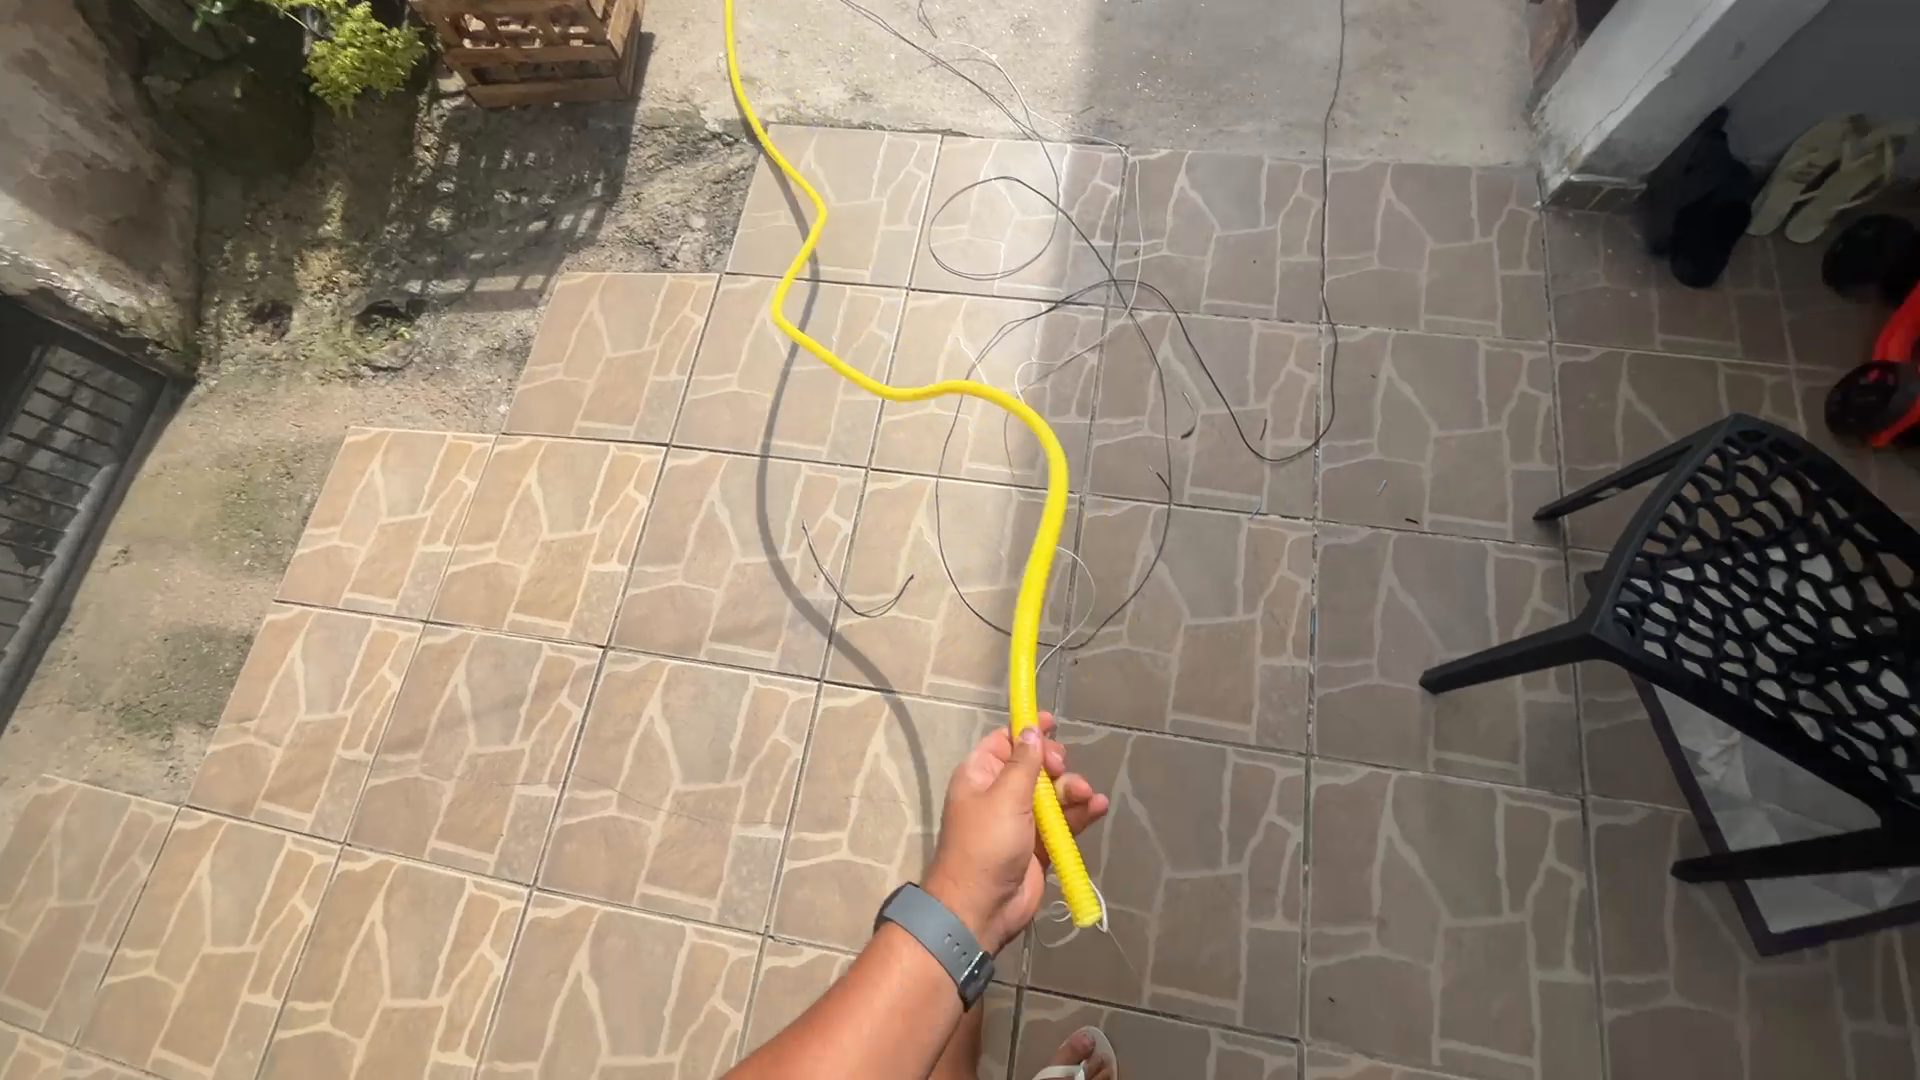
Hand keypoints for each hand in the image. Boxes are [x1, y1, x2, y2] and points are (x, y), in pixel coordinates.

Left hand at [921, 712, 1109, 954]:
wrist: (981, 907)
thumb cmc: (986, 843)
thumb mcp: (1004, 796)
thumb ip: (1023, 762)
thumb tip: (1031, 730)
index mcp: (981, 775)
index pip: (1006, 741)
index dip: (1028, 731)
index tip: (1053, 723)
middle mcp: (1000, 793)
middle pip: (1035, 765)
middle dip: (1055, 764)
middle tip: (1061, 770)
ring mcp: (1021, 819)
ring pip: (1053, 793)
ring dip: (1072, 790)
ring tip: (1086, 795)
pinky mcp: (1040, 843)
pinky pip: (1064, 820)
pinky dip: (1080, 813)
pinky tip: (1098, 807)